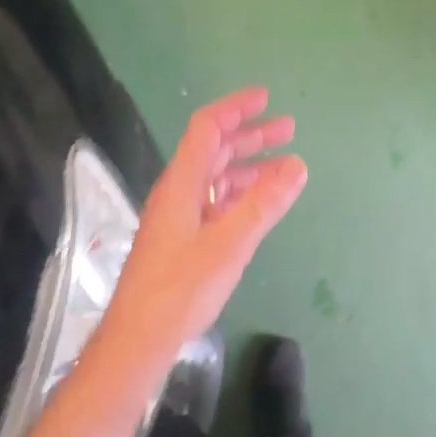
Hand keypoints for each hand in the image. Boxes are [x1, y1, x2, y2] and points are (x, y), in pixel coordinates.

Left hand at [104, 86, 307, 353]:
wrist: (139, 338)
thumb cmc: (181, 288)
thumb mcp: (230, 244)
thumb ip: (263, 204)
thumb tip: (297, 165)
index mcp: (182, 183)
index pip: (207, 128)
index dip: (236, 108)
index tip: (266, 98)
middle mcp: (177, 192)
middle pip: (214, 149)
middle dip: (250, 135)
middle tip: (288, 129)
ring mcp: (178, 217)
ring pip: (215, 177)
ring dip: (247, 166)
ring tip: (284, 166)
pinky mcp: (181, 240)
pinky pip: (214, 202)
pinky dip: (239, 194)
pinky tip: (259, 203)